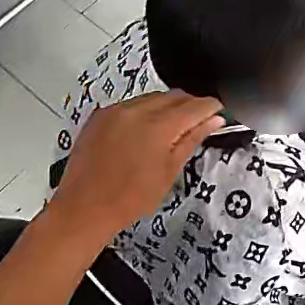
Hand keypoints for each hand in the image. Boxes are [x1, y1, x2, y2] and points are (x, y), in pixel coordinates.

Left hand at [48, 91, 223, 239]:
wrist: (84, 209)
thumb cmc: (131, 198)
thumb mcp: (170, 170)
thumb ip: (192, 139)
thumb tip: (214, 120)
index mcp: (158, 126)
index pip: (195, 105)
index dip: (212, 107)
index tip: (219, 112)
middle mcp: (135, 111)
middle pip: (174, 96)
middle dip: (190, 105)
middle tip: (199, 122)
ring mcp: (115, 111)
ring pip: (152, 97)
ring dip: (168, 107)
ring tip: (172, 129)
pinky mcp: (99, 116)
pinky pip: (131, 104)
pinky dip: (145, 111)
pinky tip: (146, 131)